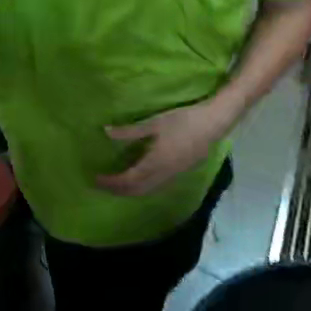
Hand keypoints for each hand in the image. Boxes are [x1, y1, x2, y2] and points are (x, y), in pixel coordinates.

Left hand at [97, 100, 233, 195]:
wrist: (213, 123)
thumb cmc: (182, 121)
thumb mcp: (154, 124)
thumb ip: (130, 131)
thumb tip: (106, 132)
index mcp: (155, 163)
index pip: (128, 180)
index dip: (111, 182)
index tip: (96, 179)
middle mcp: (164, 174)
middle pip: (137, 190)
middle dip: (118, 190)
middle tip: (102, 185)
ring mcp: (174, 175)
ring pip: (148, 190)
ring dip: (130, 190)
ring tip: (116, 184)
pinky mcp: (180, 172)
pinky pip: (157, 186)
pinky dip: (142, 187)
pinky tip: (138, 179)